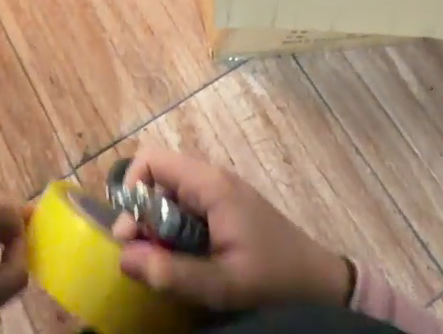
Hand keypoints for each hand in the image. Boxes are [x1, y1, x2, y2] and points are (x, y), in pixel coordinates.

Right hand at [112, 147, 350, 312]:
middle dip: (142, 215)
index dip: (130, 189)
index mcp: (209, 183)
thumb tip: (122, 256)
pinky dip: (175, 232)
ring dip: (158, 228)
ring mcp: (218, 191)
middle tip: (145, 257)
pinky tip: (187, 262)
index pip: (150, 159)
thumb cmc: (273, 278)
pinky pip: (184, 208)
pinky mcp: (224, 207)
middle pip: (156, 178)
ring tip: (167, 264)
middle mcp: (211, 177)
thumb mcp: (221, 284)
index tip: (130, 233)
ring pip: (168, 196)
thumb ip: (171, 272)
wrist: (321, 283)